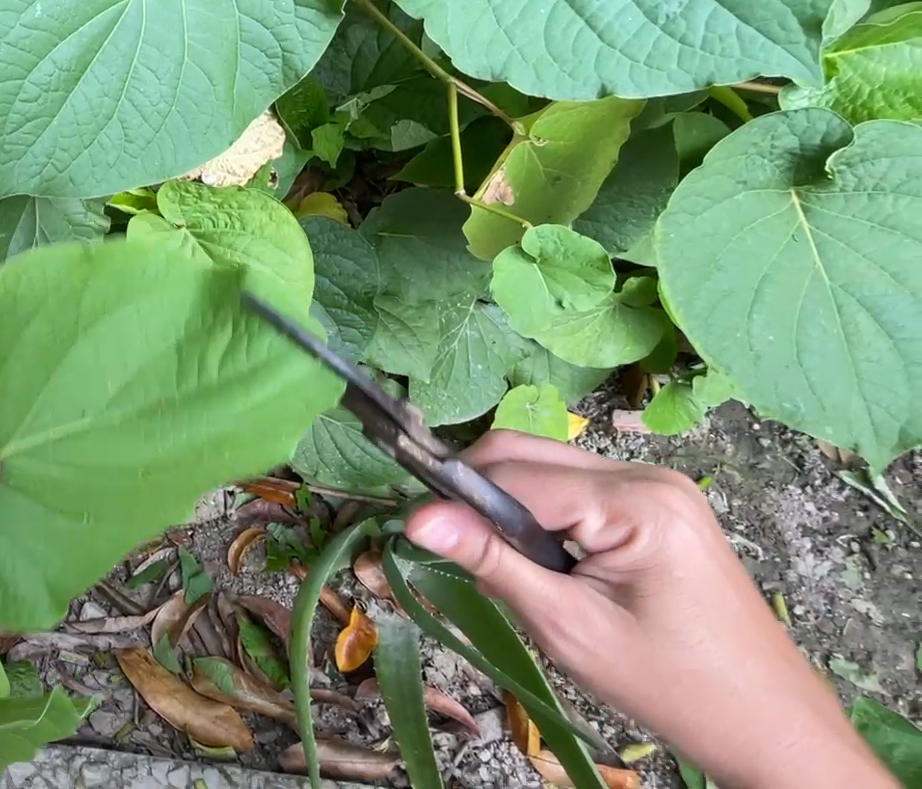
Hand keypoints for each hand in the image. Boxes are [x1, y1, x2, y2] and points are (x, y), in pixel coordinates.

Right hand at [405, 431, 894, 788]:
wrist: (772, 732)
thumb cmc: (670, 685)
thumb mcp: (567, 625)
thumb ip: (490, 560)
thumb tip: (413, 516)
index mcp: (637, 501)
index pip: (513, 476)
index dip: (458, 501)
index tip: (420, 534)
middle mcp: (646, 475)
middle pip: (521, 453)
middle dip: (477, 495)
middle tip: (461, 550)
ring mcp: (654, 484)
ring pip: (537, 463)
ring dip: (504, 504)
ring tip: (506, 565)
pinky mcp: (653, 501)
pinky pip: (566, 483)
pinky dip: (534, 510)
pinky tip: (541, 559)